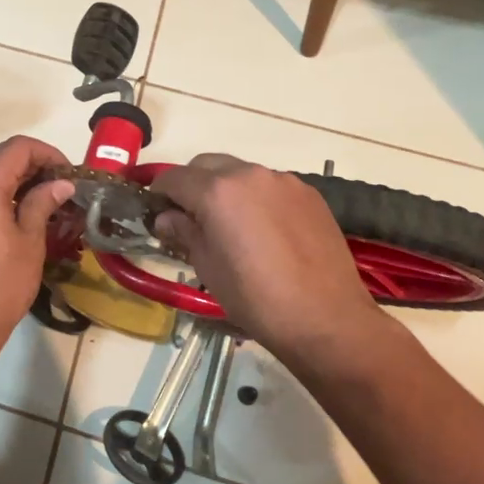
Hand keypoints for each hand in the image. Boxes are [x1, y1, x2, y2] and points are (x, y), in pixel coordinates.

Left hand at [0, 136, 76, 340]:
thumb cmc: (2, 282)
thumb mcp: (30, 240)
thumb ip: (43, 203)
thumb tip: (61, 184)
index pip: (18, 148)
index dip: (48, 153)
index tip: (69, 174)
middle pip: (2, 156)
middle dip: (34, 163)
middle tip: (62, 185)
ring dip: (18, 177)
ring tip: (48, 199)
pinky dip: (3, 192)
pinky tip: (24, 212)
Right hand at [151, 154, 388, 351]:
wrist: (326, 318)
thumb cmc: (255, 298)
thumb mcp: (207, 268)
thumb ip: (184, 233)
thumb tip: (168, 217)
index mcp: (217, 191)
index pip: (174, 178)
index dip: (159, 194)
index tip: (157, 213)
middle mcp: (249, 175)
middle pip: (207, 165)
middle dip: (192, 185)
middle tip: (190, 217)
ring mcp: (283, 182)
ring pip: (241, 173)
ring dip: (226, 189)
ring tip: (230, 226)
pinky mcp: (309, 195)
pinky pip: (270, 187)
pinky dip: (256, 199)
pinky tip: (263, 232)